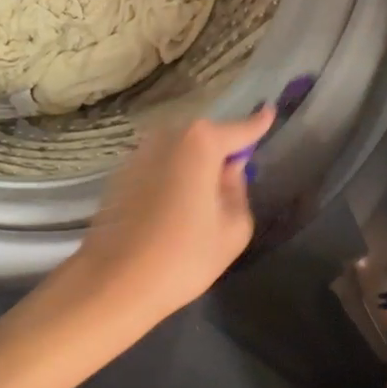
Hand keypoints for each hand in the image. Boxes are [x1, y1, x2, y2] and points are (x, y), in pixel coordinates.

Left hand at [60, 105, 275, 324]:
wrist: (117, 276)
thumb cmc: (184, 255)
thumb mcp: (231, 228)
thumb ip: (237, 190)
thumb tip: (229, 170)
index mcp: (199, 143)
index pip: (238, 129)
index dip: (256, 123)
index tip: (269, 111)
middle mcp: (166, 135)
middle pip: (204, 136)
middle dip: (220, 150)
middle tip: (234, 177)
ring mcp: (139, 150)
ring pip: (178, 149)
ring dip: (193, 163)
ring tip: (203, 199)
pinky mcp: (121, 170)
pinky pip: (158, 163)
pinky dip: (171, 175)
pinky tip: (173, 207)